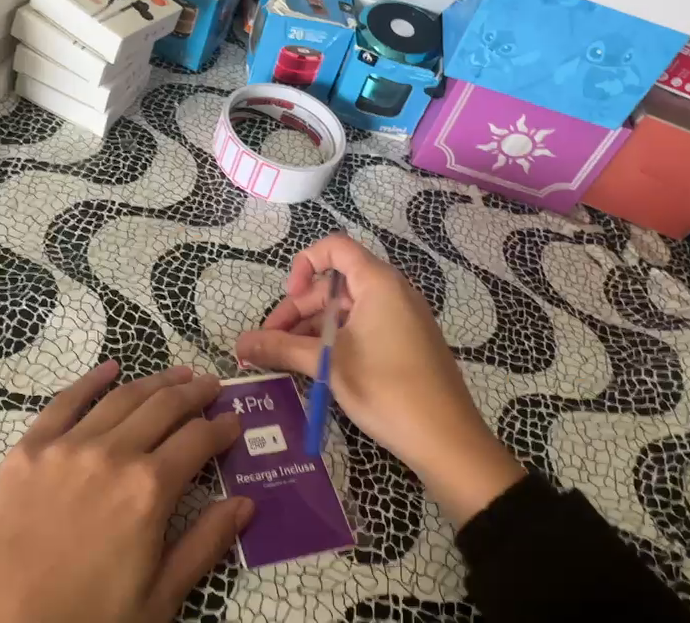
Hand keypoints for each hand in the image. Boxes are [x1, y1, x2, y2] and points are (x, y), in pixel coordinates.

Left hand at [0, 363, 250, 622]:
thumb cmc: (80, 622)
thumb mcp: (155, 601)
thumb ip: (203, 546)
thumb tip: (245, 503)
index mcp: (149, 490)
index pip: (198, 442)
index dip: (222, 429)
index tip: (235, 421)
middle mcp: (113, 453)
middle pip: (164, 407)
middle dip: (195, 394)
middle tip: (213, 386)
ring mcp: (68, 444)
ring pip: (122, 398)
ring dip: (156, 381)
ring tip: (178, 374)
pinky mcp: (29, 447)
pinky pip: (66, 401)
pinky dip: (93, 380)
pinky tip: (111, 368)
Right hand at [235, 234, 524, 525]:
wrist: (449, 442)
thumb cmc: (387, 389)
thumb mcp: (328, 365)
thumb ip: (281, 348)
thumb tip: (240, 343)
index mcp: (378, 282)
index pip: (335, 247)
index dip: (305, 264)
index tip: (290, 298)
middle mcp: (392, 292)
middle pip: (335, 284)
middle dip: (299, 309)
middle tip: (270, 343)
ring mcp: (402, 319)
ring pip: (347, 310)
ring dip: (313, 330)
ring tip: (284, 359)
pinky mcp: (407, 344)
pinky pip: (363, 328)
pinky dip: (336, 341)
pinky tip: (316, 368)